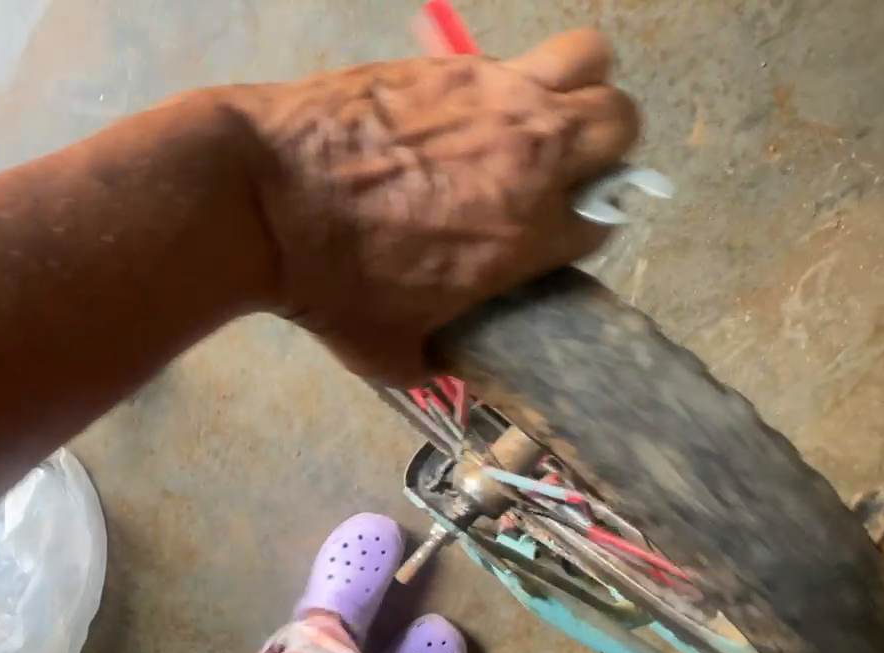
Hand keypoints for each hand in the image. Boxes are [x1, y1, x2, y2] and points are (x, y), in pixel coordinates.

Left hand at [230, 28, 639, 382]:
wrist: (263, 201)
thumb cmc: (326, 287)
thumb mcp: (386, 353)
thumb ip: (432, 361)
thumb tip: (444, 366)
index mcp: (525, 237)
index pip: (600, 223)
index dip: (578, 231)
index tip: (549, 238)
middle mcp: (529, 158)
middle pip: (620, 127)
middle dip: (602, 153)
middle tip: (557, 175)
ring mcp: (495, 98)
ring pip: (589, 64)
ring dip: (578, 93)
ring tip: (536, 124)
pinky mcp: (452, 66)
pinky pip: (517, 54)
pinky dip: (514, 79)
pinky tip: (473, 113)